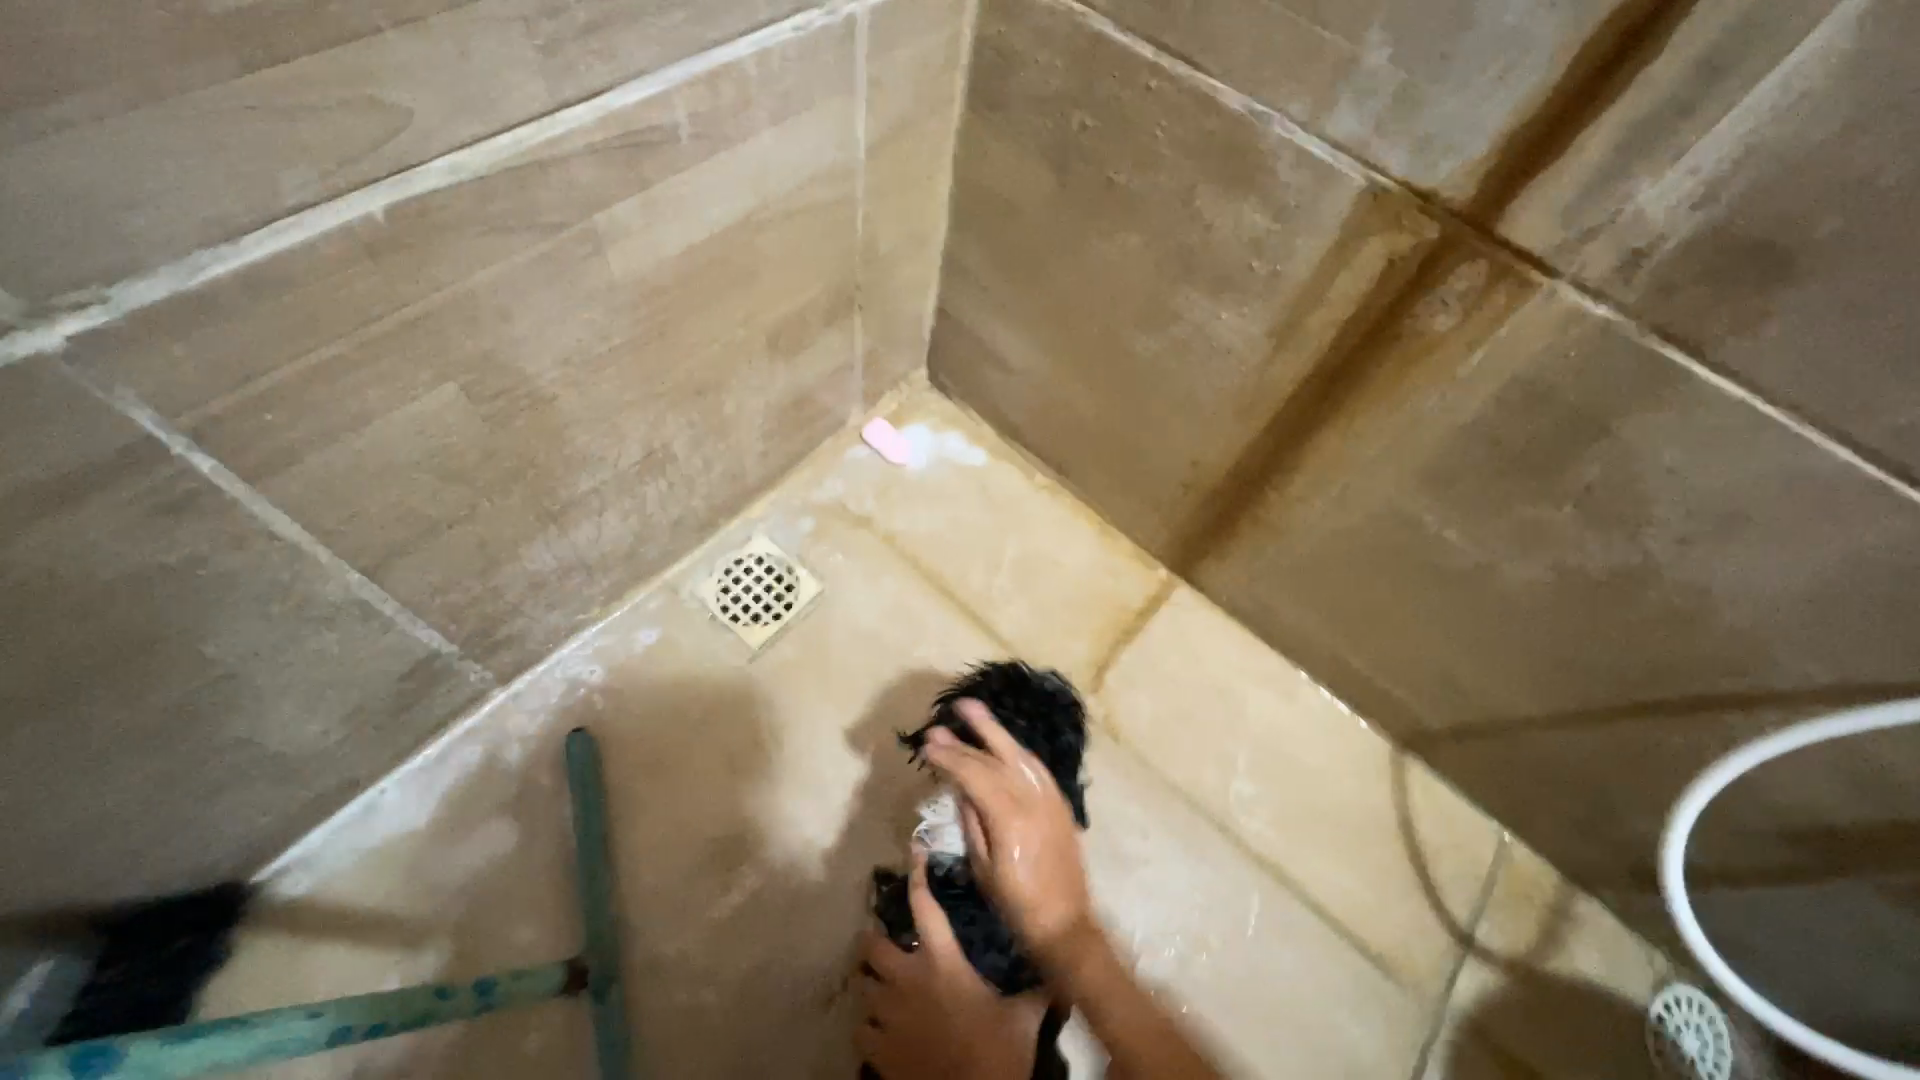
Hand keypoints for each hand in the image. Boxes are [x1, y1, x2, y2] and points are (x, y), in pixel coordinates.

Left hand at [857, 851, 1046, 1079]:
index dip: (917, 875)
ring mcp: (887, 1014)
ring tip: (879, 986)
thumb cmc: (995, 1053)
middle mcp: (907, 979)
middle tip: (882, 941)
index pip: (925, 906)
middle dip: (873, 940)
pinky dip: (868, 1027)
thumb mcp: (1022, 1019)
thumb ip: (1036, 992)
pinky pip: (861, 1029)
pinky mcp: (877, 1047)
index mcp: (942, 962)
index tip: (914, 852)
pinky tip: (879, 1029)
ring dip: (871, 985)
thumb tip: (1060, 976)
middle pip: (872, 945)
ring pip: (862, 987)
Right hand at [921, 699, 1097, 965]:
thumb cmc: (1015, 903)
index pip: (974, 774)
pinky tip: (1004, 743)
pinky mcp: (1060, 804)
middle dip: (974, 731)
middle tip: (953, 709)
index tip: (928, 746)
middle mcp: (1033, 799)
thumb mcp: (982, 865)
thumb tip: (960, 785)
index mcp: (1009, 817)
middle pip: (998, 756)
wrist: (1063, 923)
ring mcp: (1051, 798)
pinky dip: (1017, 751)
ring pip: (1021, 754)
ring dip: (998, 732)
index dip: (950, 757)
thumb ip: (971, 819)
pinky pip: (1036, 767)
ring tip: (976, 712)